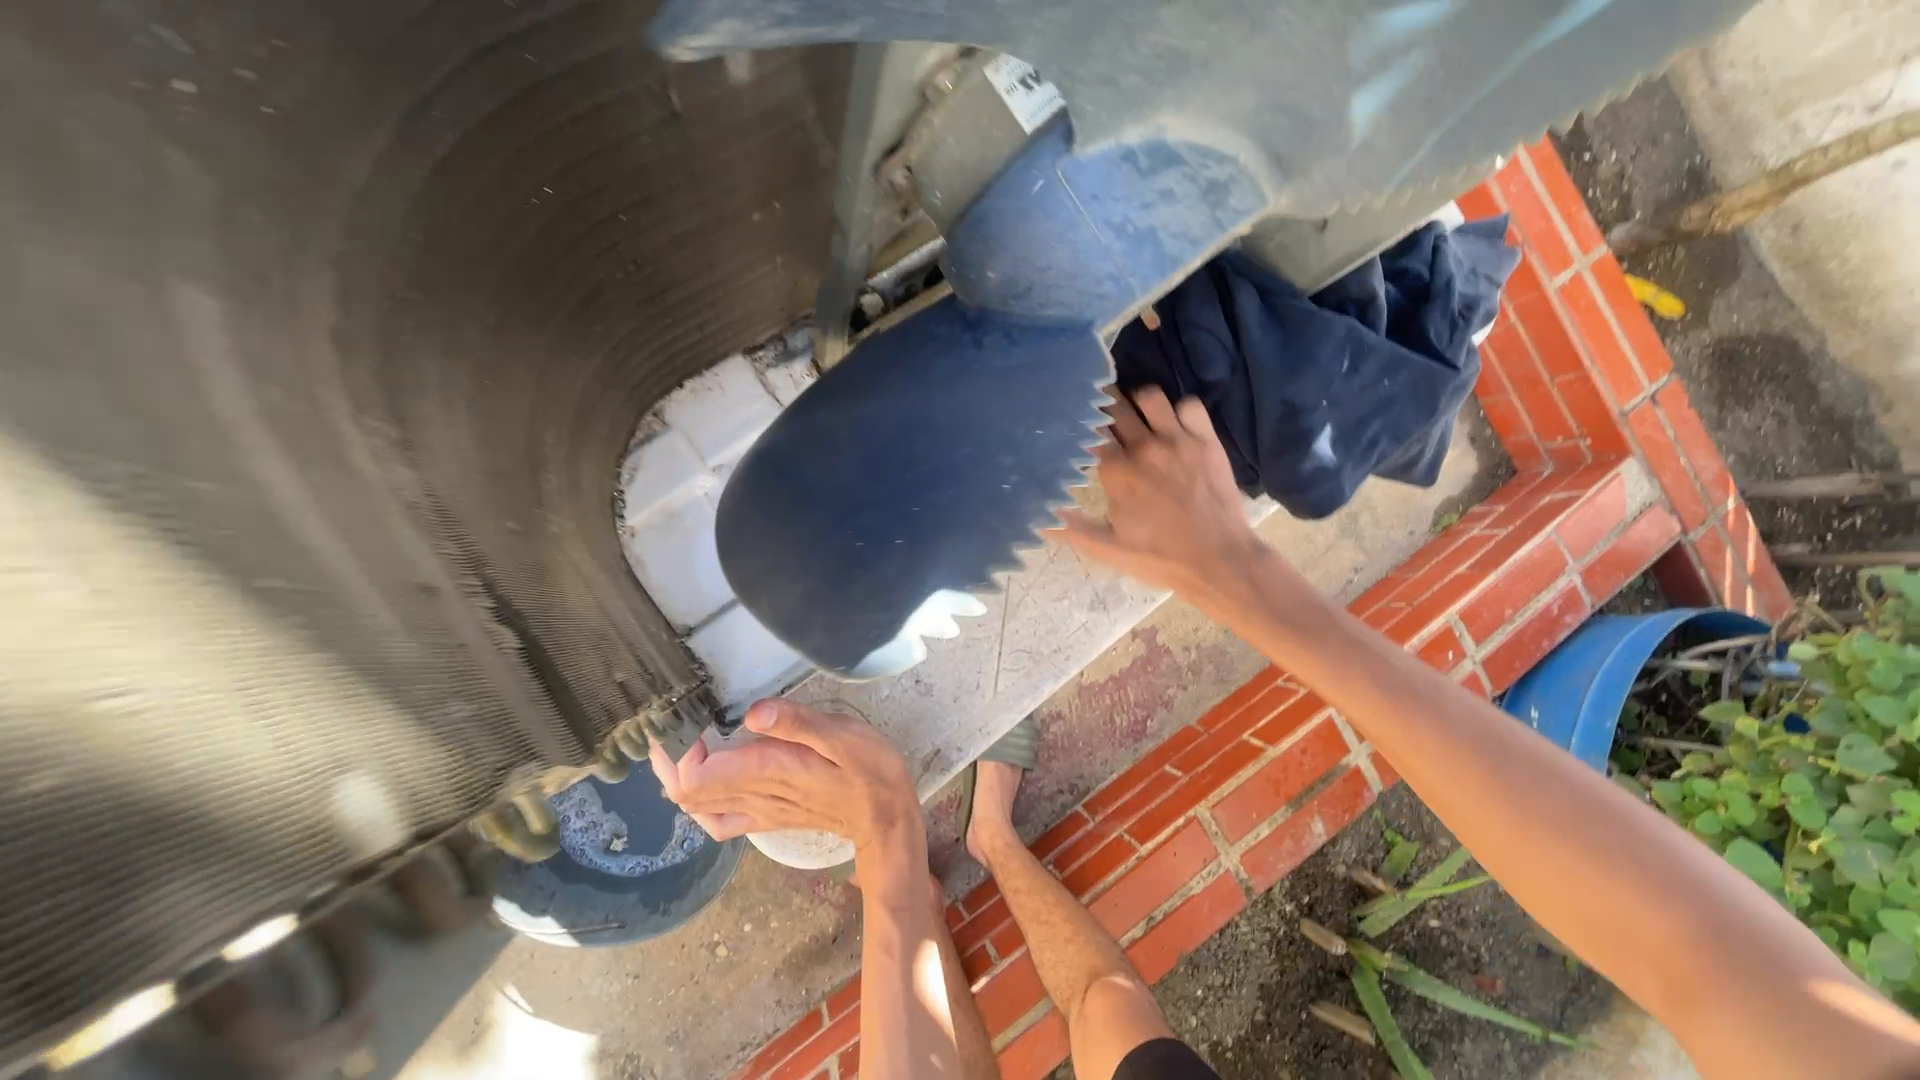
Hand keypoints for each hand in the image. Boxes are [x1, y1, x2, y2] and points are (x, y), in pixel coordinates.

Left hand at [650, 700, 923, 856]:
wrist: (886, 818)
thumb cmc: (870, 770)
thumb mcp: (843, 736)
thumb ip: (798, 723)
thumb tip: (752, 712)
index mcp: (767, 772)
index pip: (694, 777)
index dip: (676, 750)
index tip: (684, 715)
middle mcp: (754, 796)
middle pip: (685, 793)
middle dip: (666, 759)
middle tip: (668, 722)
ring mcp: (758, 813)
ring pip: (695, 807)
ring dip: (676, 778)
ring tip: (677, 743)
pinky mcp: (766, 819)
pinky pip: (717, 822)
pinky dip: (698, 802)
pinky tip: (704, 780)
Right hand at [1057, 386, 1267, 595]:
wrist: (1218, 560)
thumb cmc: (1161, 558)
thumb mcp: (1109, 549)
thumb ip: (1072, 530)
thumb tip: (1039, 518)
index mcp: (1116, 473)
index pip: (1091, 435)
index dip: (1085, 432)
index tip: (1083, 433)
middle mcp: (1143, 448)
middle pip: (1116, 409)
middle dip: (1107, 410)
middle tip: (1107, 417)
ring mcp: (1177, 441)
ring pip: (1150, 397)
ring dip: (1142, 403)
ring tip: (1142, 416)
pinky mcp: (1206, 440)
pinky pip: (1190, 405)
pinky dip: (1181, 411)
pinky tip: (1177, 426)